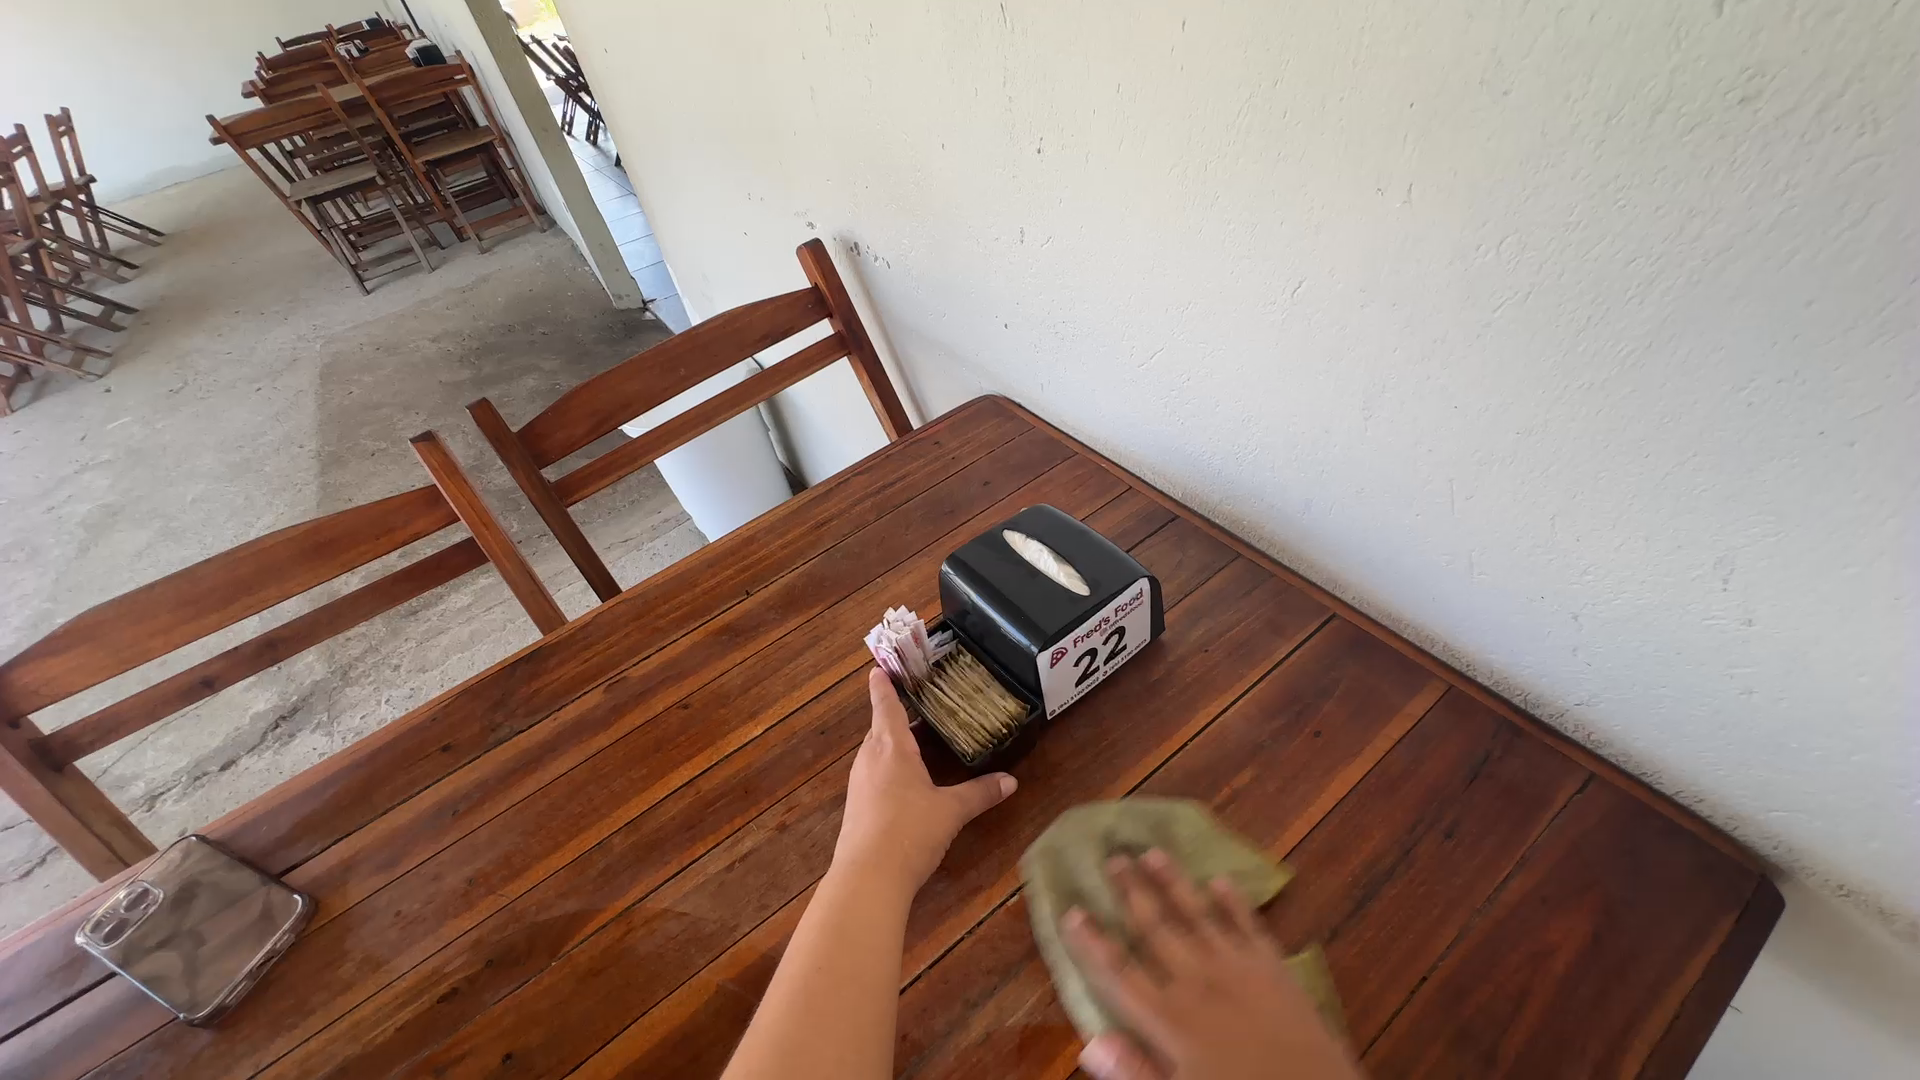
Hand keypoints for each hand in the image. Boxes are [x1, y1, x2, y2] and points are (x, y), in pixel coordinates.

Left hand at [832, 669, 1017, 898]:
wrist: (867, 878)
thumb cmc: (909, 831)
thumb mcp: (951, 811)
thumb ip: (980, 794)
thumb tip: (1010, 781)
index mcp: (892, 748)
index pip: (886, 706)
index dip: (882, 686)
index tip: (877, 668)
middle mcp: (870, 759)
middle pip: (879, 729)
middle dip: (894, 717)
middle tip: (916, 706)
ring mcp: (859, 784)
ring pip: (875, 753)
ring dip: (891, 744)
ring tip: (915, 742)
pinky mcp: (856, 808)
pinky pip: (872, 775)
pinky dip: (887, 769)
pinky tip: (904, 784)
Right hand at [1062, 850, 1364, 1079]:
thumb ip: (1136, 1072)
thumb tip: (1088, 1042)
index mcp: (1171, 1019)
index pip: (1120, 972)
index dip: (1092, 942)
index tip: (1072, 910)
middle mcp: (1199, 983)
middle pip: (1156, 929)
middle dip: (1131, 892)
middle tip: (1113, 856)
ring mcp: (1240, 971)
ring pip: (1197, 915)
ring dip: (1173, 882)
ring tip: (1153, 852)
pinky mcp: (1276, 971)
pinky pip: (1250, 927)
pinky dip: (1235, 903)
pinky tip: (1221, 880)